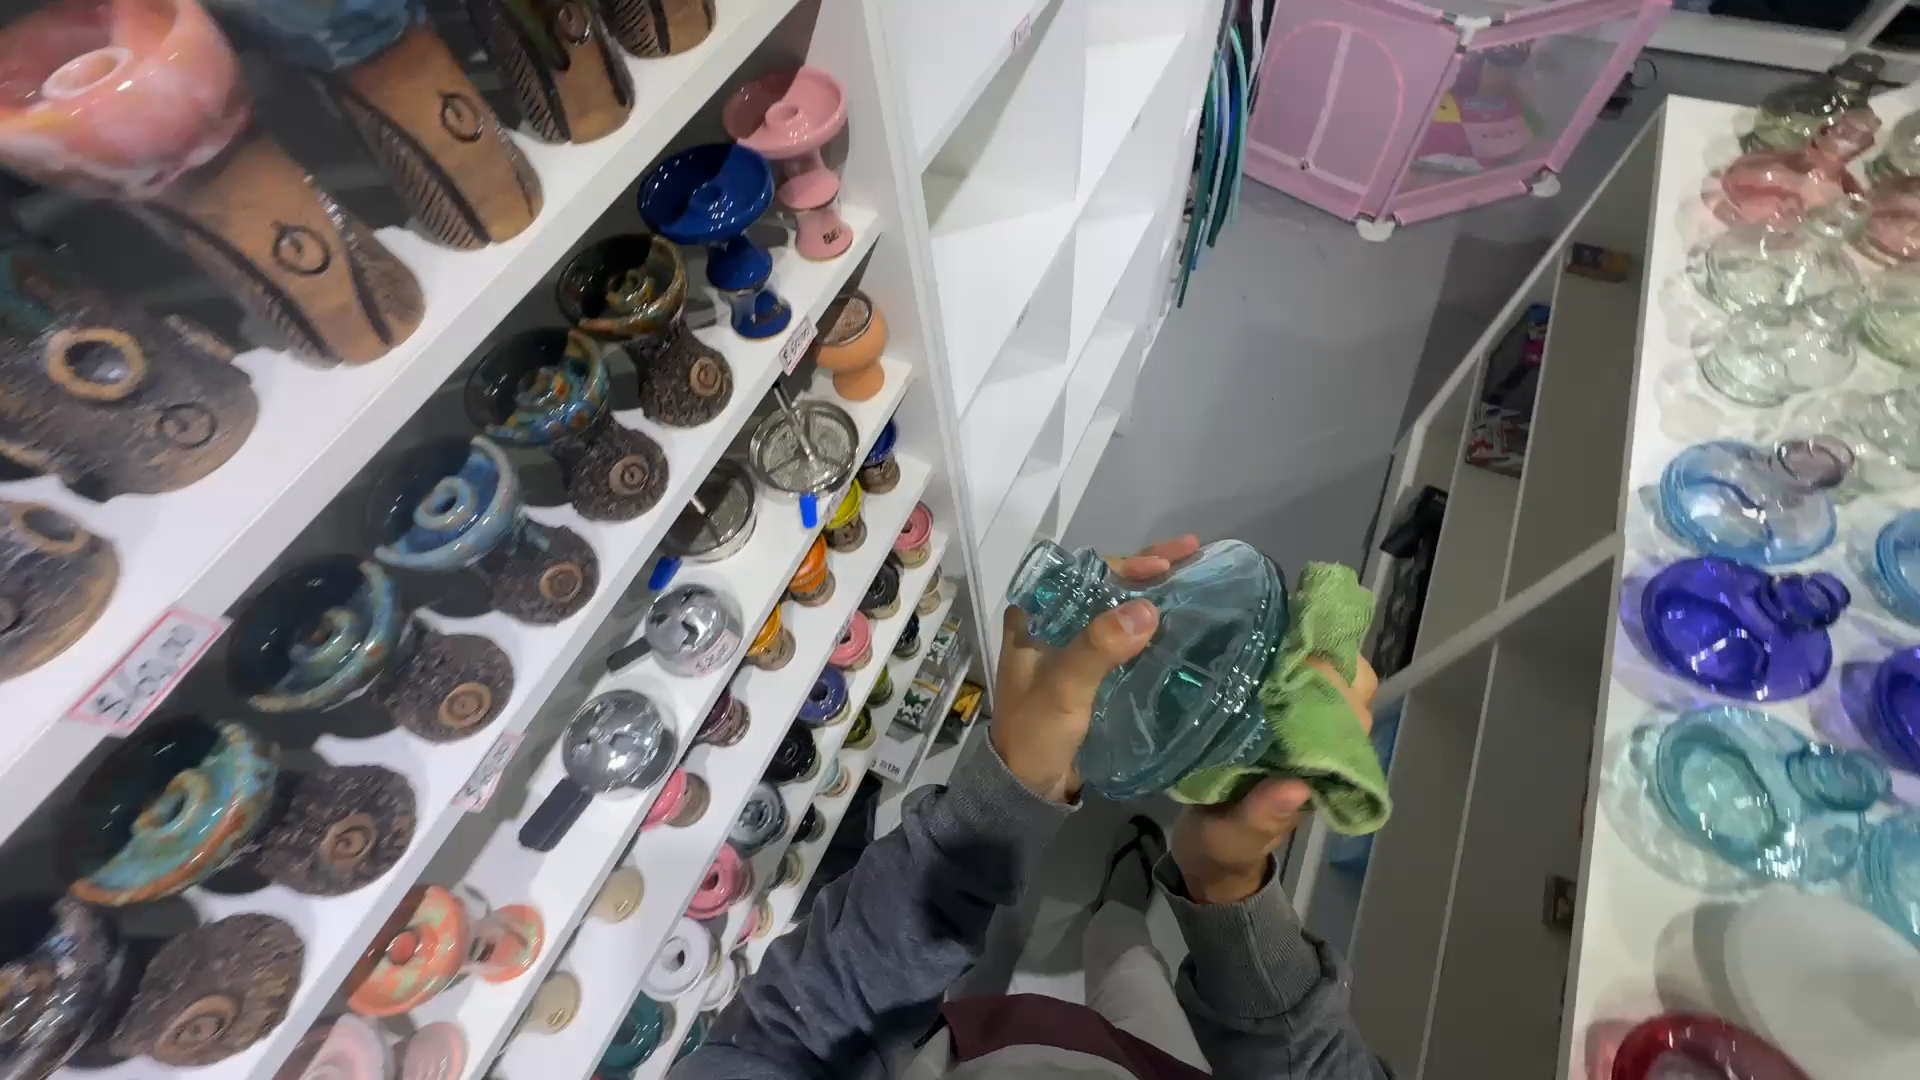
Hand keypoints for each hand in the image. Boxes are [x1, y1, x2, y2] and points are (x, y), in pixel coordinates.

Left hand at [991, 536, 1200, 801]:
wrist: (1028, 785)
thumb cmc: (1036, 731)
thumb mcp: (1064, 687)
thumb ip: (1098, 647)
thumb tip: (1147, 609)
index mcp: (1035, 616)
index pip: (1082, 575)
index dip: (1124, 564)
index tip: (1163, 562)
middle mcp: (1053, 625)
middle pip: (1103, 587)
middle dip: (1145, 572)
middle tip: (1193, 556)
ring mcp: (1073, 648)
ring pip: (1116, 611)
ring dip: (1152, 597)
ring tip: (1196, 581)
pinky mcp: (1092, 672)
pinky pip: (1124, 640)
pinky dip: (1151, 629)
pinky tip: (1181, 625)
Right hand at [1171, 655, 1377, 903]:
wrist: (1204, 856)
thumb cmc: (1225, 847)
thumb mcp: (1236, 837)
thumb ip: (1262, 816)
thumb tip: (1295, 785)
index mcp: (1321, 768)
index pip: (1352, 713)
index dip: (1336, 681)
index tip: (1300, 658)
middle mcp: (1315, 744)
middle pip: (1344, 686)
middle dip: (1320, 656)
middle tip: (1274, 636)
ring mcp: (1290, 732)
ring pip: (1316, 680)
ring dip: (1296, 654)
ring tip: (1260, 632)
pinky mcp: (1261, 724)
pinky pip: (1280, 685)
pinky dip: (1271, 661)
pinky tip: (1244, 646)